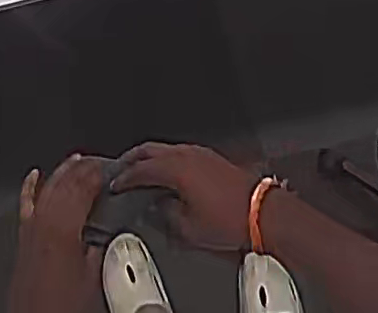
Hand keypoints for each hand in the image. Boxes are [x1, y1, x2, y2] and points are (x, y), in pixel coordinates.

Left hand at [8, 154, 107, 312]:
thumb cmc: (62, 305)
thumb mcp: (93, 277)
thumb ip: (101, 248)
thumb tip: (108, 233)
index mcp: (64, 227)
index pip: (83, 188)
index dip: (96, 175)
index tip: (108, 168)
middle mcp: (45, 220)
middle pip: (66, 183)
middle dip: (83, 169)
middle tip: (97, 161)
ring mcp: (32, 225)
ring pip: (48, 186)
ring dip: (62, 171)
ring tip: (75, 160)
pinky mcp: (24, 235)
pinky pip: (26, 202)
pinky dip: (29, 185)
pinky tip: (34, 175)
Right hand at [111, 142, 259, 252]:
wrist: (261, 212)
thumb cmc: (230, 219)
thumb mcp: (190, 229)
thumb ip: (166, 215)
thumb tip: (157, 209)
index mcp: (175, 168)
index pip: (141, 169)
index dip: (125, 178)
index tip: (116, 184)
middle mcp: (184, 154)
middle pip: (148, 150)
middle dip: (131, 159)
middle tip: (120, 170)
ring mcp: (197, 152)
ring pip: (163, 148)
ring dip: (148, 157)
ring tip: (141, 170)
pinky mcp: (208, 156)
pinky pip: (178, 151)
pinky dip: (165, 158)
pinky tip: (167, 171)